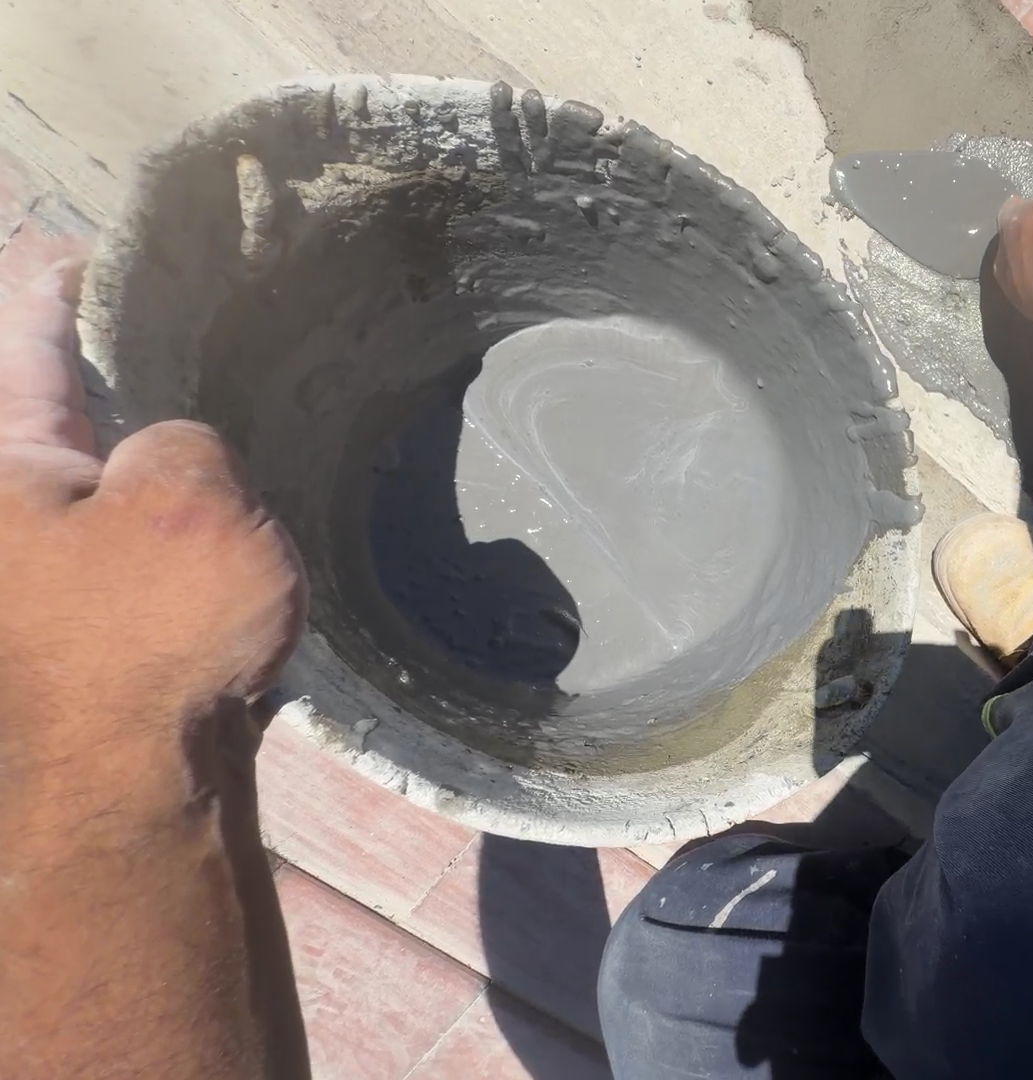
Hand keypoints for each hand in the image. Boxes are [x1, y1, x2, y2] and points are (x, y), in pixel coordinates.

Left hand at [0, 255, 306, 765]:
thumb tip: (174, 442)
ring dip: (138, 422)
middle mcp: (1, 491)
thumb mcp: (191, 508)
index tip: (94, 239)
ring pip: (88, 453)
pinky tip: (211, 482)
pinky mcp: (78, 594)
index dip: (59, 276)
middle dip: (95, 345)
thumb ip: (188, 443)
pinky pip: (116, 508)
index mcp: (0, 453)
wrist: (119, 769)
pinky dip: (160, 482)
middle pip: (44, 388)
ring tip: (194, 394)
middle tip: (162, 316)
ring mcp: (35, 548)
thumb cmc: (141, 628)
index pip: (23, 330)